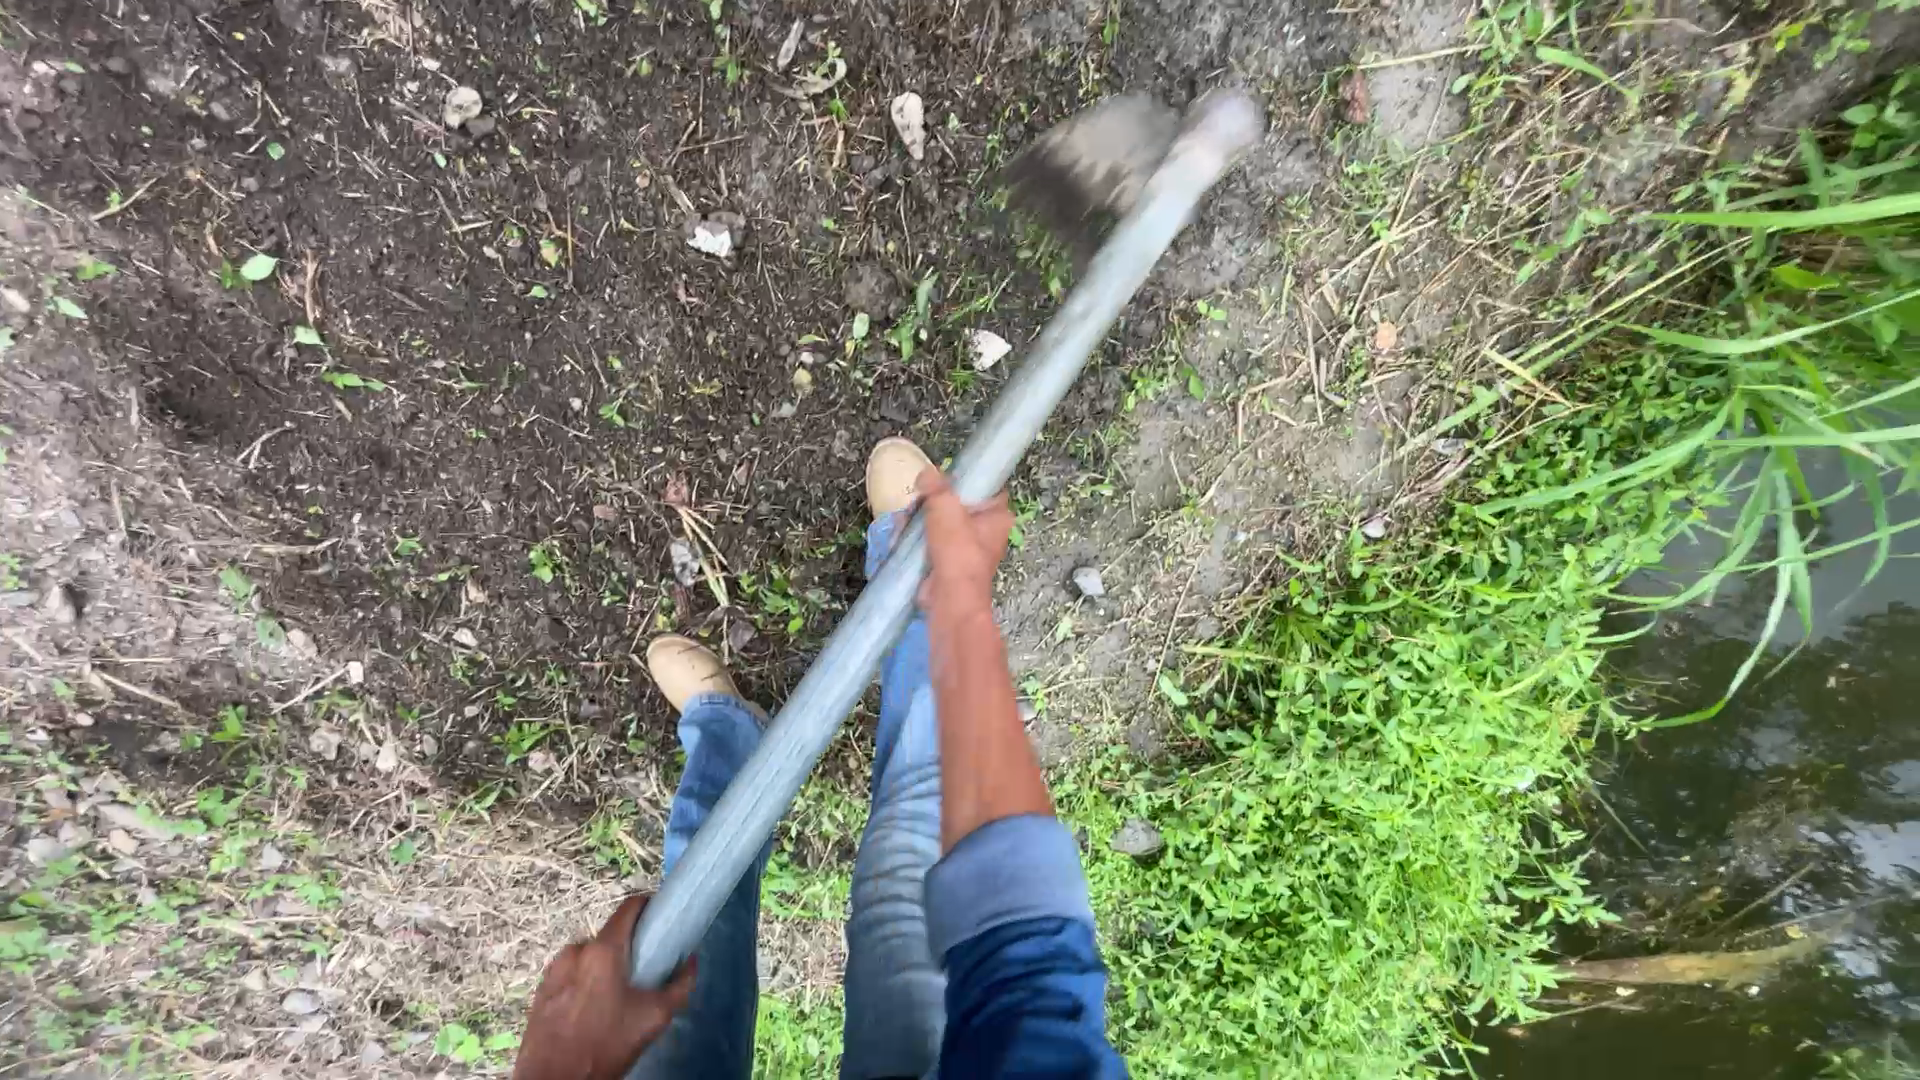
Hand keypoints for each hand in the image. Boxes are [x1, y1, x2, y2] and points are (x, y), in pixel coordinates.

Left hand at [513, 894, 694, 1079]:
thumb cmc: (607, 1046)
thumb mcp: (655, 1017)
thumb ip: (681, 984)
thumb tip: (691, 961)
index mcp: (603, 951)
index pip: (629, 907)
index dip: (648, 906)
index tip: (660, 920)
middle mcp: (575, 952)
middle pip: (609, 934)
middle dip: (626, 946)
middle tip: (639, 971)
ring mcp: (553, 972)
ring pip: (587, 955)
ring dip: (602, 965)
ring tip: (612, 995)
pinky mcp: (539, 992)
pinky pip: (569, 974)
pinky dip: (582, 982)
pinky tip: (589, 1008)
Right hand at [915, 467, 1013, 617]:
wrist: (949, 600)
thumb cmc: (957, 552)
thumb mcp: (946, 508)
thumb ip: (936, 486)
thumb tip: (926, 474)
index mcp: (997, 517)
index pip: (985, 488)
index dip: (963, 481)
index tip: (940, 481)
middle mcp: (985, 532)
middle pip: (954, 504)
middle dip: (929, 504)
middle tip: (916, 506)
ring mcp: (964, 549)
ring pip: (937, 522)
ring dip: (917, 522)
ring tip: (904, 525)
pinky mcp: (946, 562)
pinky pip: (929, 541)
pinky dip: (914, 540)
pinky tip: (901, 538)